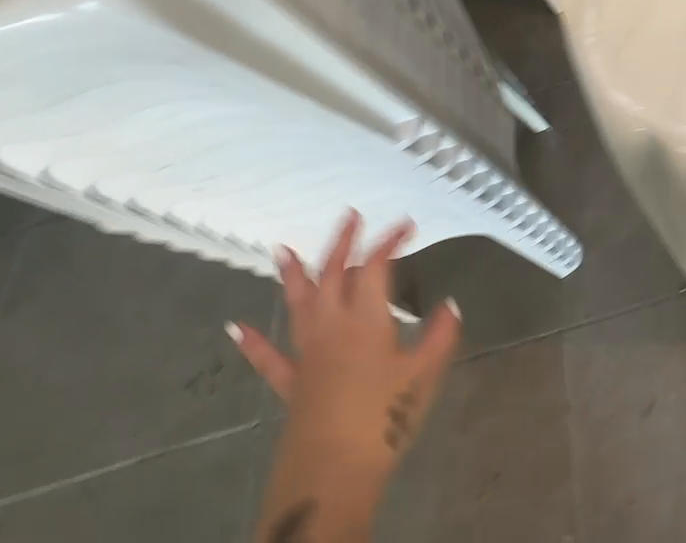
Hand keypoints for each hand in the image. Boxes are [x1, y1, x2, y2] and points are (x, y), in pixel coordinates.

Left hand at [228, 212, 461, 473]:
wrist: (334, 470)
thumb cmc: (386, 417)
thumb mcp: (426, 372)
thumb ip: (440, 334)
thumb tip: (449, 303)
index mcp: (366, 320)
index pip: (376, 268)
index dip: (390, 241)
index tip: (407, 225)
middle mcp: (331, 327)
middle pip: (333, 276)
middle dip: (342, 244)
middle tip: (350, 217)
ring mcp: (307, 355)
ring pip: (299, 306)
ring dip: (292, 276)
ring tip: (282, 250)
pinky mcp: (292, 383)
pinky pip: (269, 357)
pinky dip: (253, 342)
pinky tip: (236, 328)